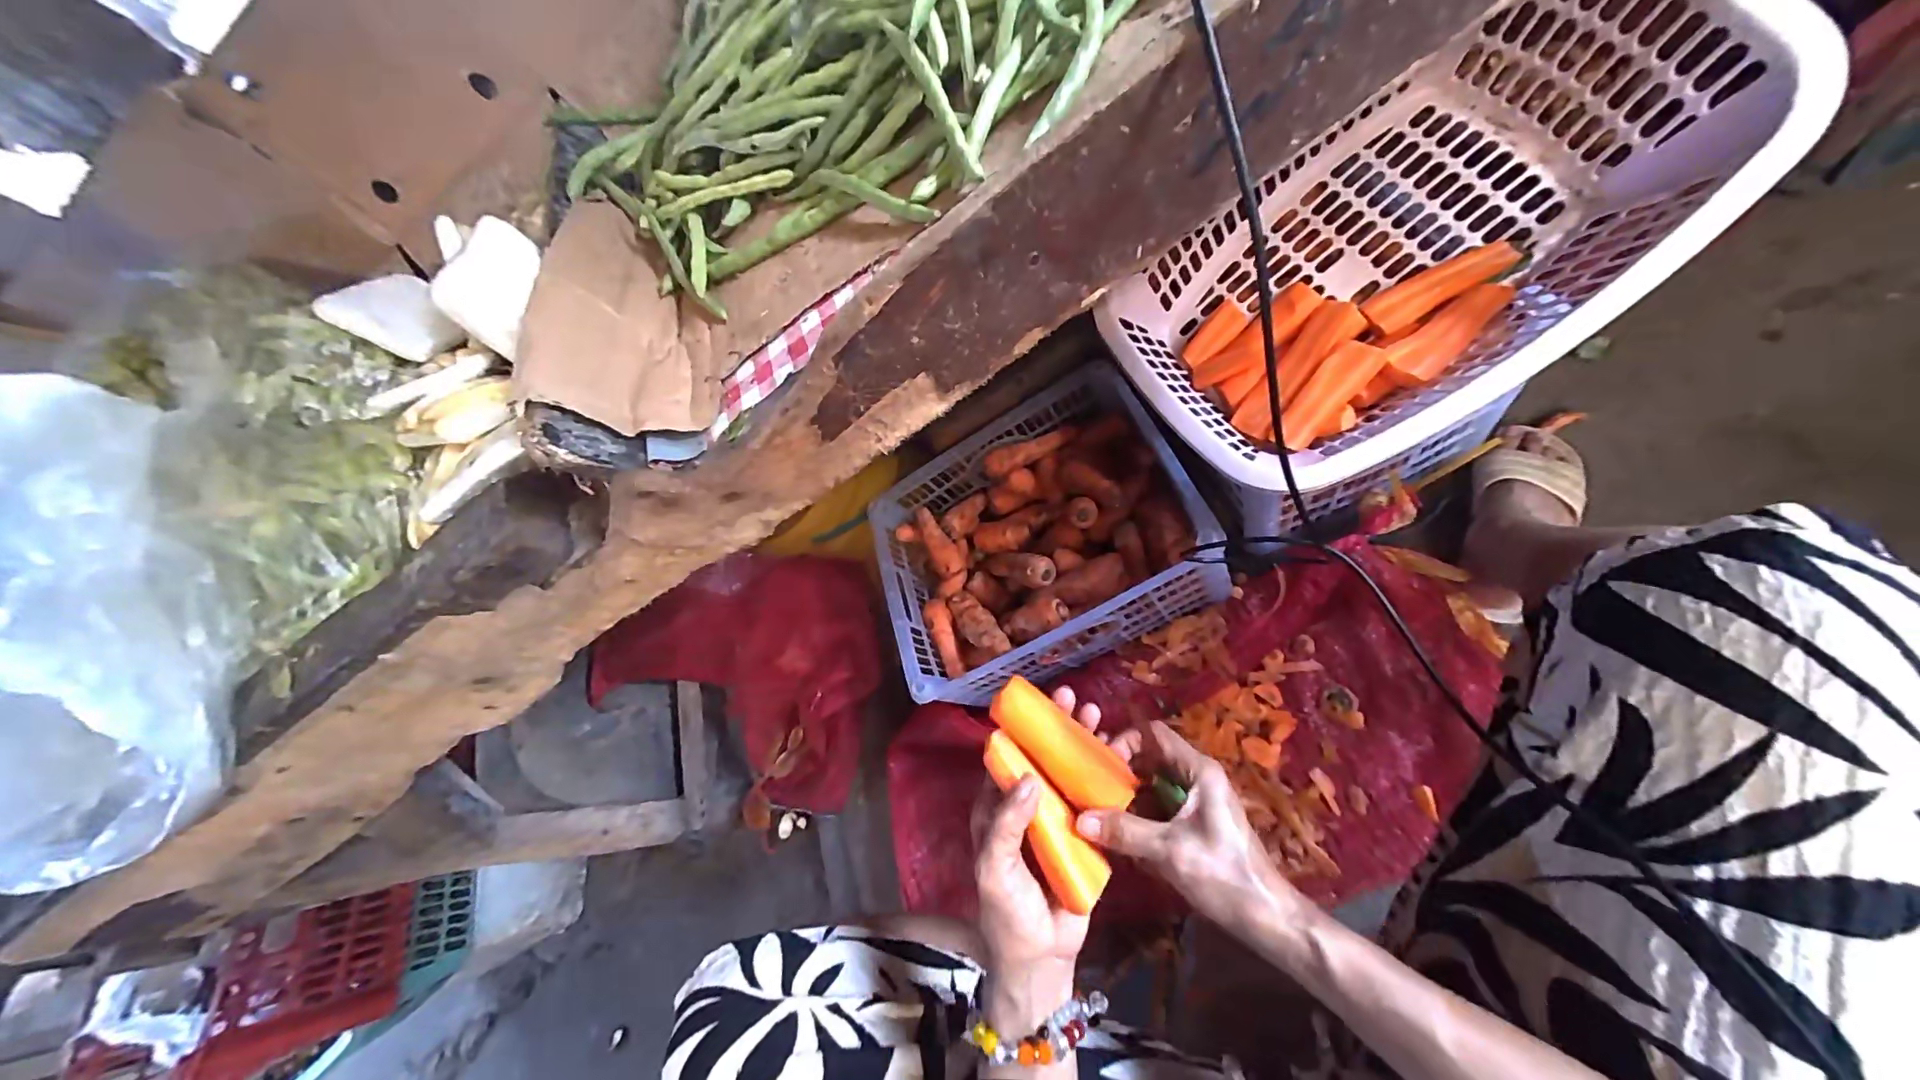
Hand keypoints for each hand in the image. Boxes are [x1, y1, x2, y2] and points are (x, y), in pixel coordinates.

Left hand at [971, 687, 1131, 1032]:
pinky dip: (1105, 777)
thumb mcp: (995, 866)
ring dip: (1082, 745)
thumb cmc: (1007, 911)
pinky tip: (1119, 756)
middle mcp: (1027, 807)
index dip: (1022, 732)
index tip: (1039, 707)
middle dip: (1057, 729)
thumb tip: (1029, 776)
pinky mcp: (1084, 836)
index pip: (1008, 760)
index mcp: (997, 809)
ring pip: (1070, 774)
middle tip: (1073, 699)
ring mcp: (1057, 820)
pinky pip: (1094, 801)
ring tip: (1097, 716)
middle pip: (1043, 759)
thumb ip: (1006, 823)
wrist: (1042, 958)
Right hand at [1074, 720, 1308, 929]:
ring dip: (1126, 793)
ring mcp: (1197, 802)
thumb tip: (1080, 820)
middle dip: (1120, 768)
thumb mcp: (1170, 852)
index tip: (1101, 764)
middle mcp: (1198, 779)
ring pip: (1153, 783)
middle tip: (1091, 784)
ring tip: (1097, 807)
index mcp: (1199, 771)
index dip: (1124, 741)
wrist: (1268, 920)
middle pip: (1151, 757)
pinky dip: (1138, 813)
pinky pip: (1158, 806)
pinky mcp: (1194, 825)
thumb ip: (1125, 832)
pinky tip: (1118, 832)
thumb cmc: (1225, 877)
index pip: (1154, 734)